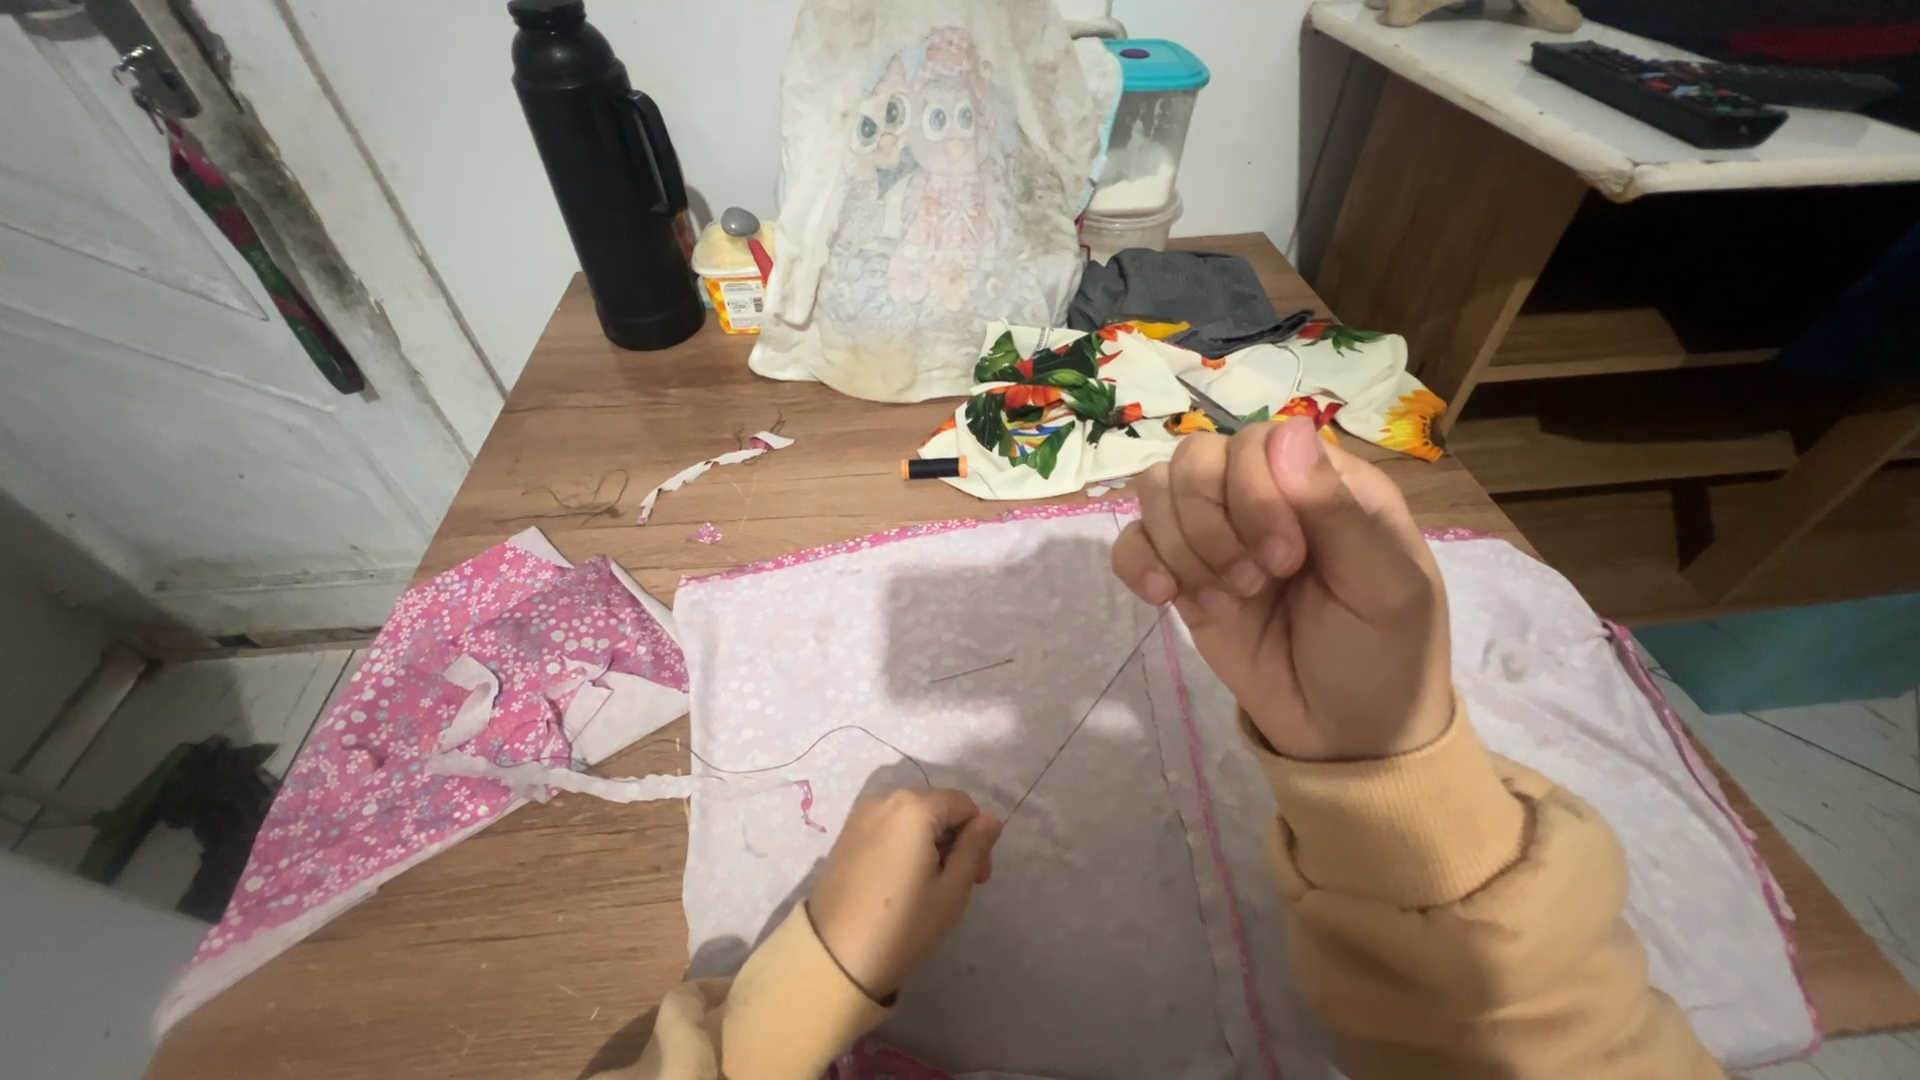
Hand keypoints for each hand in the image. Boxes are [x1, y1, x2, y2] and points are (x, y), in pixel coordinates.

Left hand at [808, 788, 1001, 1000]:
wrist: (834, 956)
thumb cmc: (902, 924)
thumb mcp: (952, 890)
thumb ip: (975, 847)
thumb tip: (991, 819)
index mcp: (914, 806)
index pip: (964, 804)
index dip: (978, 837)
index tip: (978, 877)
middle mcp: (886, 798)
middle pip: (937, 807)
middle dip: (955, 838)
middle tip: (958, 884)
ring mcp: (862, 813)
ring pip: (913, 816)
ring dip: (930, 841)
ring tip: (929, 885)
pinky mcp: (847, 832)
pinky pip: (889, 825)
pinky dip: (905, 843)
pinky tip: (902, 879)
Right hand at [1110, 417, 1453, 761]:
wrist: (1342, 734)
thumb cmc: (1383, 654)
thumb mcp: (1386, 587)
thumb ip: (1339, 510)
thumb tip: (1286, 430)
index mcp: (1321, 484)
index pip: (1257, 440)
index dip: (1253, 491)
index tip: (1285, 558)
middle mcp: (1260, 496)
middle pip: (1195, 459)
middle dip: (1213, 525)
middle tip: (1254, 582)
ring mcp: (1214, 535)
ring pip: (1156, 491)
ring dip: (1181, 548)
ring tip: (1223, 600)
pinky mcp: (1180, 575)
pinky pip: (1131, 542)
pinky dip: (1139, 564)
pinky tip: (1164, 599)